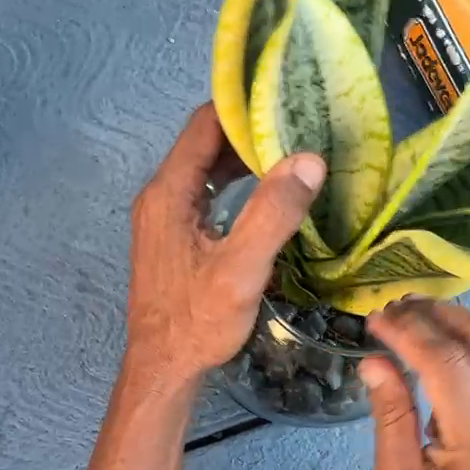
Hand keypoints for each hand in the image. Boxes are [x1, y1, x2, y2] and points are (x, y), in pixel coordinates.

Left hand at [125, 105, 324, 387]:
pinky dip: (233, 185)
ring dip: (243, 159)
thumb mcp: (241, 269)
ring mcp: (163, 217)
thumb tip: (310, 159)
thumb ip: (273, 213)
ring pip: (204, 169)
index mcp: (169, 192)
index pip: (205, 124)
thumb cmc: (198, 322)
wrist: (163, 368)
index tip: (289, 101)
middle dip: (250, 131)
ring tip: (291, 155)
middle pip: (204, 143)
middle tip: (300, 128)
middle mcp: (160, 196)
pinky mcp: (172, 237)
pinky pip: (204, 194)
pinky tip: (264, 195)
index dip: (245, 106)